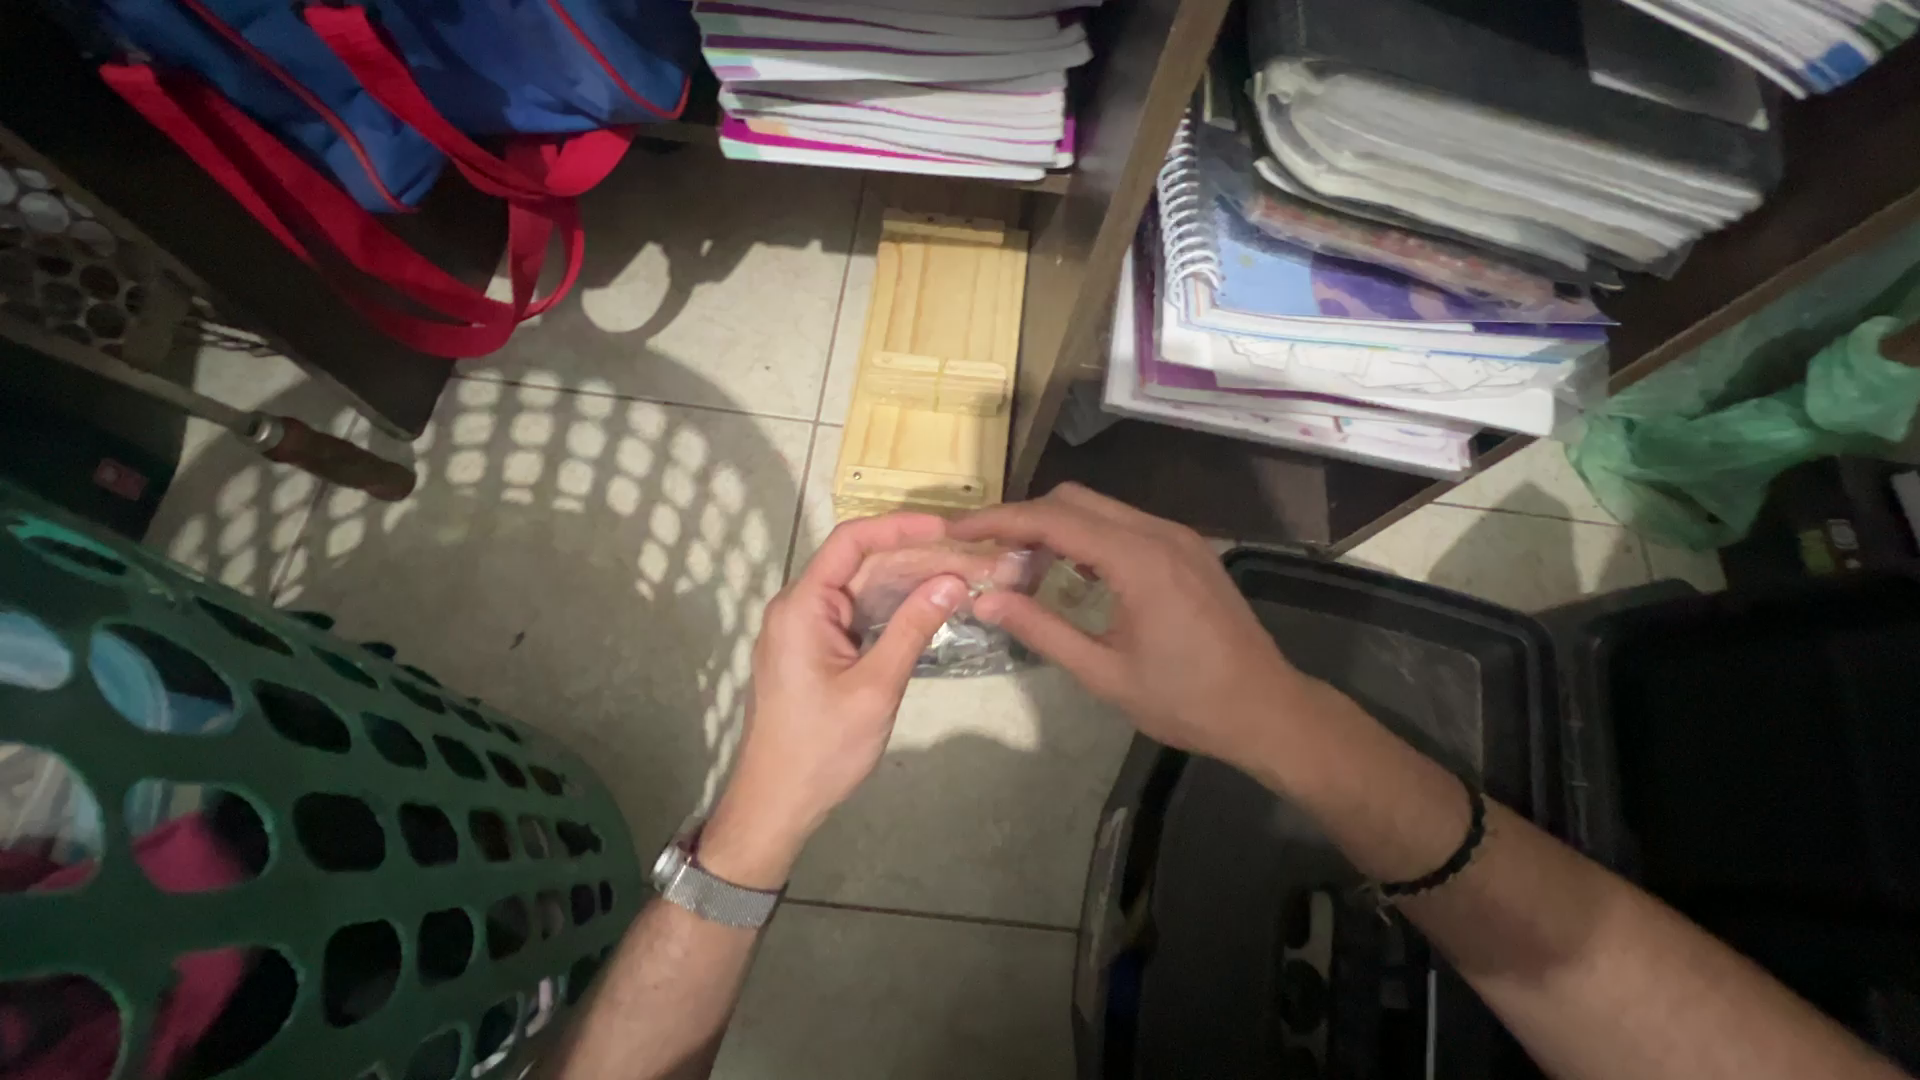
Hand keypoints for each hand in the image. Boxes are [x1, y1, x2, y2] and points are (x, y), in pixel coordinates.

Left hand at [701, 513, 966, 887]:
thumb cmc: (821, 749)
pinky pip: (858, 614)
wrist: (776, 804)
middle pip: (861, 564)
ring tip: (963, 576)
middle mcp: (800, 607)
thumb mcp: (875, 687)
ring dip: (909, 582)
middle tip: (971, 557)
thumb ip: (912, 629)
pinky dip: (894, 608)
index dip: (899, 528)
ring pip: (863, 589)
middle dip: (916, 558)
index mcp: (802, 606)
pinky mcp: (817, 649)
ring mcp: (807, 629)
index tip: (947, 528)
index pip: (850, 542)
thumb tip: (952, 581)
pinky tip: (931, 605)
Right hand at [951, 484, 1313, 771]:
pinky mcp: (1187, 549)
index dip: (999, 520)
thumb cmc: (1186, 701)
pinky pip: (1124, 524)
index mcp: (1139, 561)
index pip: (1054, 519)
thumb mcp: (1104, 673)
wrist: (1267, 709)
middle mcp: (1159, 533)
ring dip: (1054, 525)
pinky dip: (1086, 536)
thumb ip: (1042, 630)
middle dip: (1022, 517)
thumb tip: (984, 600)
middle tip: (986, 552)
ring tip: (1019, 563)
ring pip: (1100, 507)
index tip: (958, 531)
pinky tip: (1068, 570)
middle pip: (1074, 499)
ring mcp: (1178, 537)